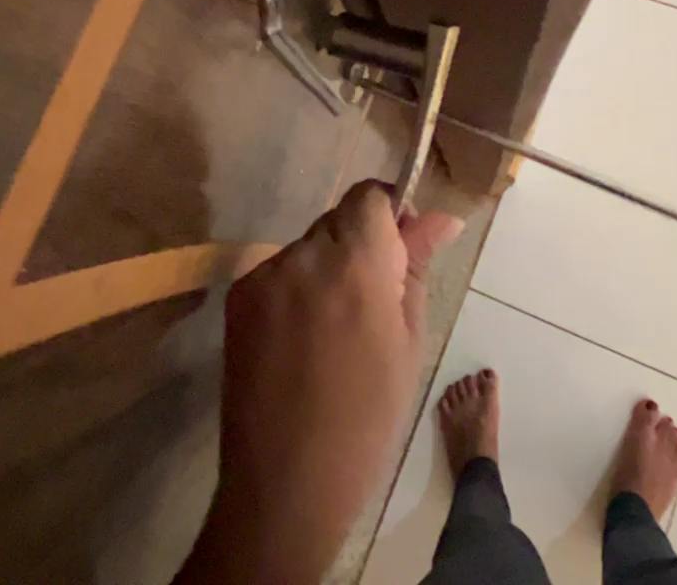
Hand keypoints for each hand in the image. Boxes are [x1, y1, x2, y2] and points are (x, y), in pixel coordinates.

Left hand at [179, 181, 462, 584]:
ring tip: (336, 331)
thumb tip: (440, 217)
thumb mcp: (408, 341)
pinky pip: (279, 273)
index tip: (403, 247)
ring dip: (328, 268)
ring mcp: (262, 276)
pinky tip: (303, 341)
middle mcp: (301, 256)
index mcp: (353, 265)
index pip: (370, 196)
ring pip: (308, 247)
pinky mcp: (236, 298)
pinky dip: (297, 290)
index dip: (391, 212)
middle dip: (361, 244)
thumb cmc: (367, 419)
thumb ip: (415, 266)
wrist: (286, 481)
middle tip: (375, 301)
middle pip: (337, 219)